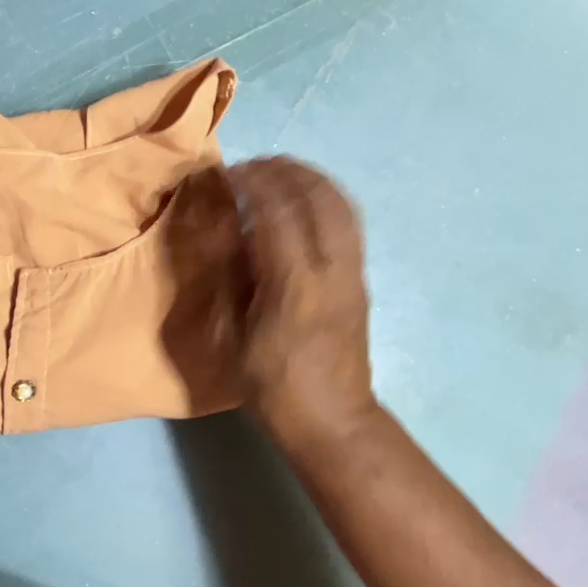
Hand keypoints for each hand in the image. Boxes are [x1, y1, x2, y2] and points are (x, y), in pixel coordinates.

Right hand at [226, 157, 376, 451]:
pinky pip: (348, 221)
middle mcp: (332, 268)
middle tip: (250, 166)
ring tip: (277, 172)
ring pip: (339, 203)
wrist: (333, 420)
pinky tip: (303, 201)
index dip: (252, 183)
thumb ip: (233, 279)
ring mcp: (353, 271)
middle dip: (283, 170)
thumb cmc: (274, 385)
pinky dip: (325, 197)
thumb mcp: (237, 336)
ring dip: (308, 178)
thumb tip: (229, 235)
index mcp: (295, 283)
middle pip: (316, 195)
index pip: (277, 211)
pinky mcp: (361, 279)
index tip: (226, 173)